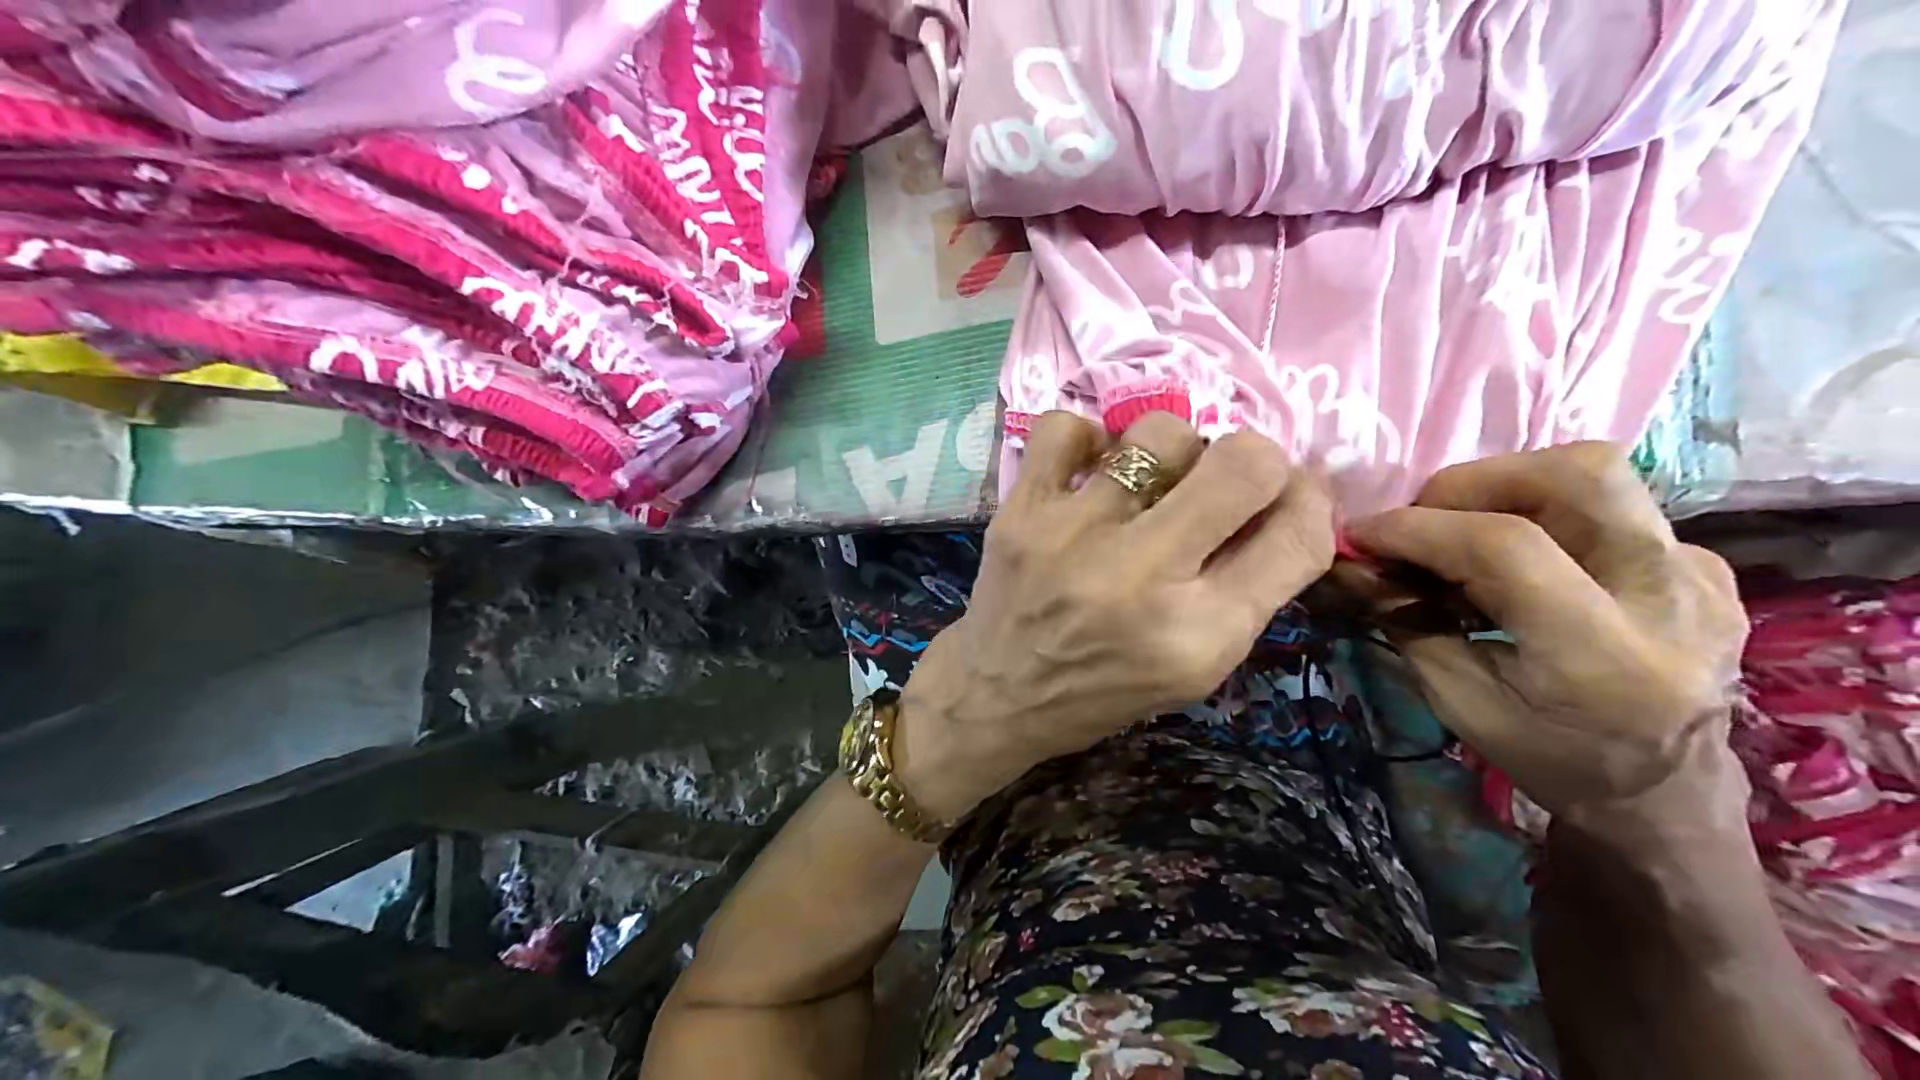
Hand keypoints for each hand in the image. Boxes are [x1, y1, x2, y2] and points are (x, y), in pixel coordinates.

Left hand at [896, 410, 1333, 822]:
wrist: (1000, 694)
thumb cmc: (1108, 686)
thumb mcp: (1200, 664)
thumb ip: (1252, 584)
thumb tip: (1291, 490)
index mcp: (1200, 634)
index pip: (1299, 536)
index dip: (1311, 501)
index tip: (1288, 496)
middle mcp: (1141, 577)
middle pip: (1245, 464)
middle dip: (1257, 462)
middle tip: (1226, 482)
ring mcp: (1074, 535)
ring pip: (1161, 433)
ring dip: (1176, 450)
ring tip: (1155, 481)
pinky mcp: (1020, 512)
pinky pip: (1066, 427)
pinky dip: (1090, 439)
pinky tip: (1092, 470)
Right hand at [1343, 443, 1750, 824]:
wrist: (1664, 793)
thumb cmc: (1549, 757)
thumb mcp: (1456, 700)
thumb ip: (1405, 621)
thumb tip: (1352, 563)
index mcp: (1603, 653)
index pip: (1505, 547)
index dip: (1418, 528)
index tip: (1361, 535)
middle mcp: (1668, 598)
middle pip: (1577, 476)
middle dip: (1475, 480)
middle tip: (1423, 517)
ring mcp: (1698, 574)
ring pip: (1598, 475)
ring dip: (1507, 487)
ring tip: (1462, 528)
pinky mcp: (1702, 564)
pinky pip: (1610, 507)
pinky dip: (1546, 515)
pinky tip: (1525, 559)